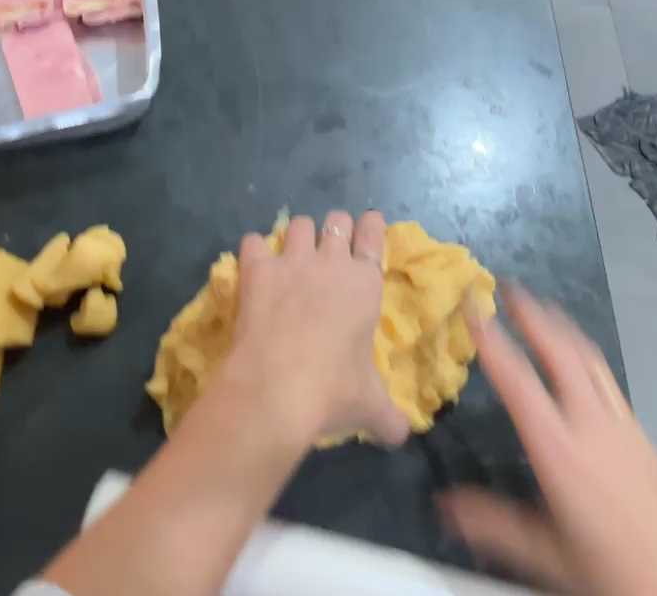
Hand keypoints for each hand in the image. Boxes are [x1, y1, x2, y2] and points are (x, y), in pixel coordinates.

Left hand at [223, 211, 409, 447]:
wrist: (277, 389)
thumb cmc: (332, 391)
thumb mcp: (369, 406)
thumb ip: (389, 417)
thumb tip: (402, 437)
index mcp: (365, 284)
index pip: (373, 234)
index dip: (370, 226)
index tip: (367, 225)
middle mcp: (332, 263)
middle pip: (337, 221)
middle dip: (334, 229)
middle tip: (328, 249)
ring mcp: (293, 262)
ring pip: (298, 224)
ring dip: (296, 237)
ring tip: (292, 256)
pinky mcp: (257, 270)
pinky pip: (254, 242)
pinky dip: (255, 251)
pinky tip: (255, 267)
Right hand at [439, 288, 656, 595]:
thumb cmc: (614, 570)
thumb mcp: (546, 555)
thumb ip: (494, 524)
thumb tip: (444, 506)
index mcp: (560, 449)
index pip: (518, 381)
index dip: (493, 340)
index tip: (473, 307)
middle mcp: (592, 425)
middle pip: (560, 352)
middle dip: (533, 315)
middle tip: (508, 289)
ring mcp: (623, 425)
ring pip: (588, 358)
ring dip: (561, 326)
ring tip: (541, 307)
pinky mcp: (643, 434)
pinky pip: (607, 377)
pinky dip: (584, 352)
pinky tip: (580, 358)